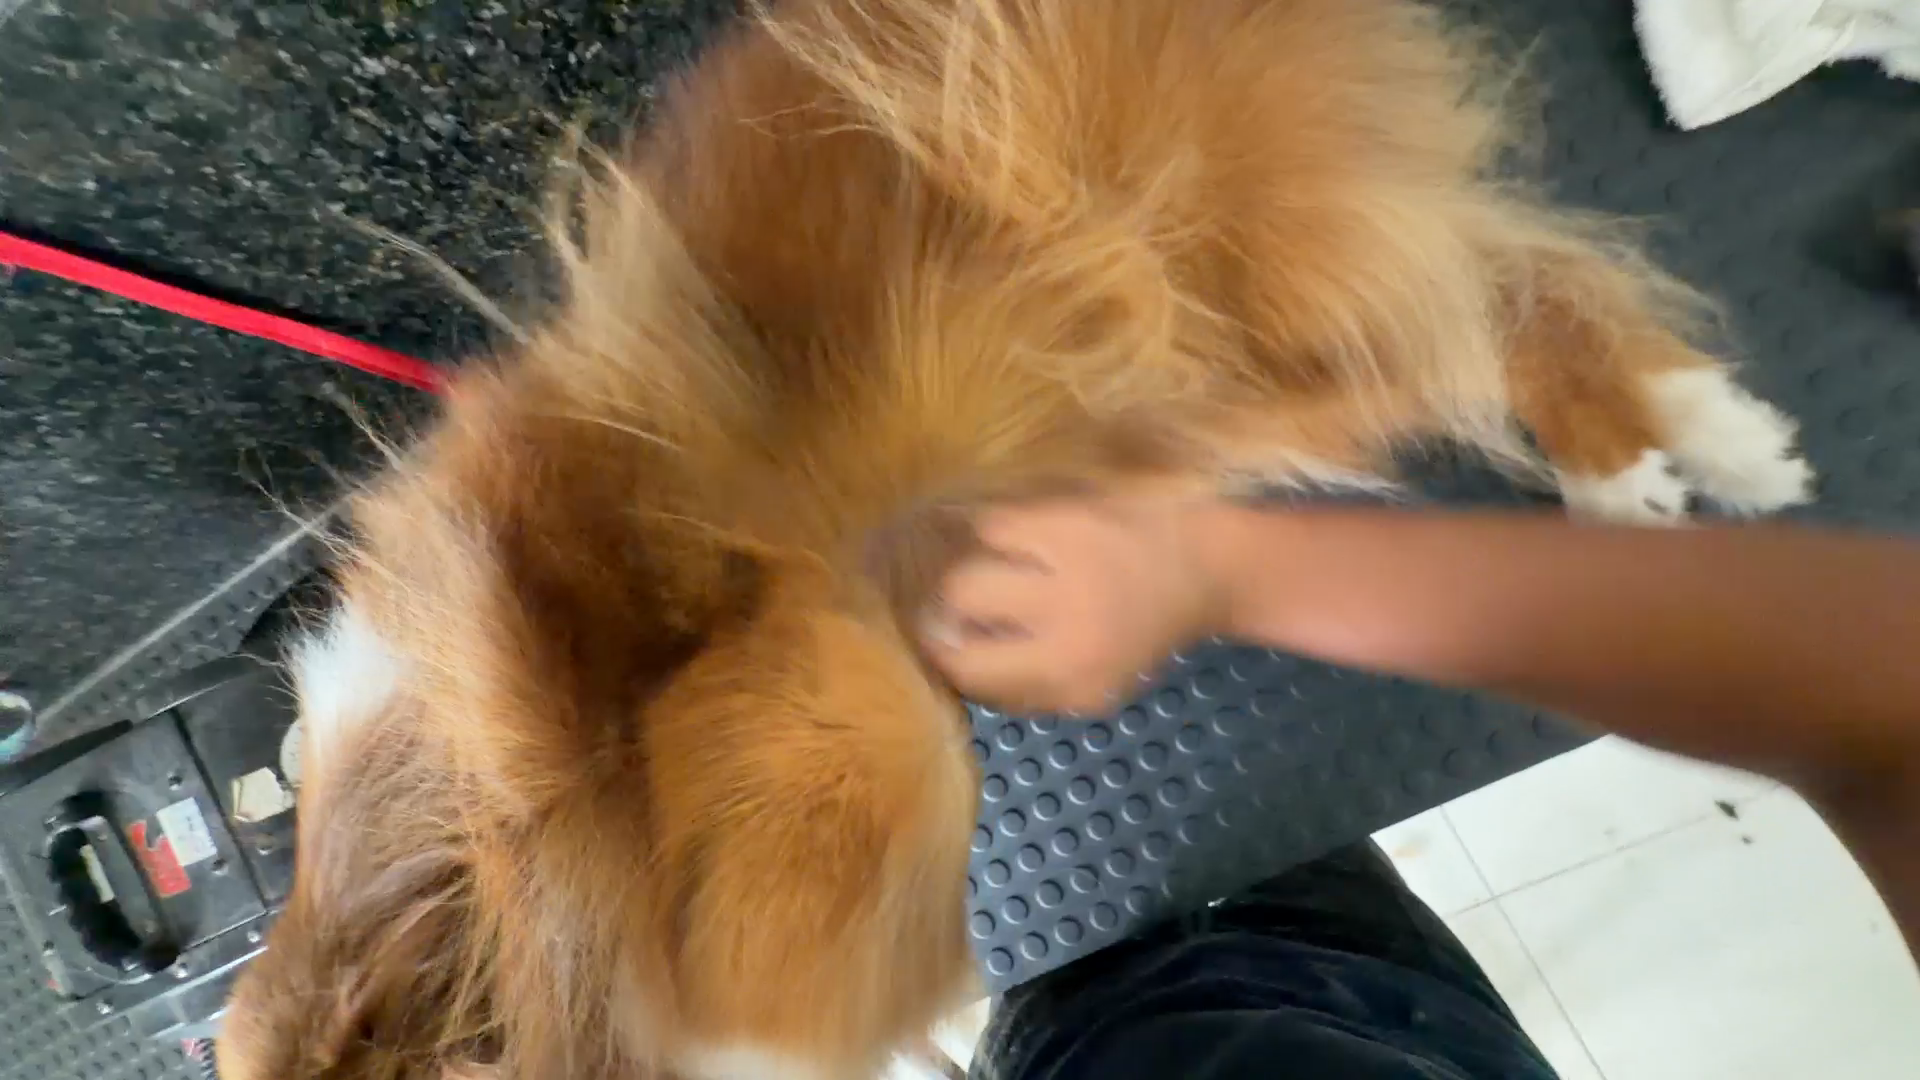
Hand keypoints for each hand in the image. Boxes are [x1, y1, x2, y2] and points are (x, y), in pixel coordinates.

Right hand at [919, 495, 1242, 712]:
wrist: (1212, 569)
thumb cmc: (1143, 630)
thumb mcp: (1094, 685)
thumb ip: (1026, 687)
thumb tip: (950, 664)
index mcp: (1073, 684)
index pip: (970, 678)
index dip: (944, 659)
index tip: (946, 642)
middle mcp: (1066, 637)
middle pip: (957, 623)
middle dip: (946, 614)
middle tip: (963, 604)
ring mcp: (1066, 576)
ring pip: (965, 575)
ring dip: (973, 571)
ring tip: (1001, 568)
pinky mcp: (1070, 522)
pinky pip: (993, 526)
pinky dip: (998, 534)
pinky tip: (1024, 538)